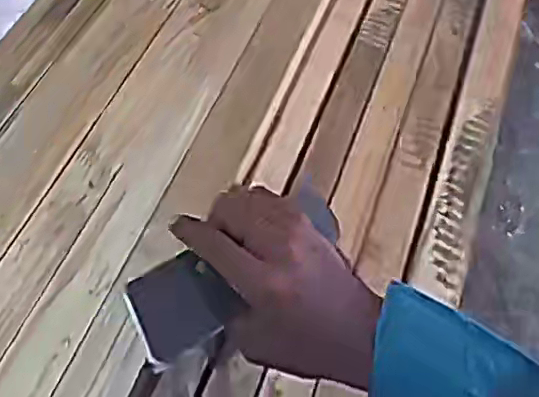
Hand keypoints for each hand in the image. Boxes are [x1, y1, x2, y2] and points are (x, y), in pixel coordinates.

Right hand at [171, 186, 381, 389]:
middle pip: (228, 207)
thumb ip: (227, 308)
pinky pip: (266, 196)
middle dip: (213, 220)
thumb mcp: (257, 342)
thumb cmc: (310, 343)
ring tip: (234, 233)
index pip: (215, 243)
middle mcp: (278, 245)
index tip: (178, 227)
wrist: (359, 330)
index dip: (191, 233)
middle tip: (213, 241)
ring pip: (246, 194)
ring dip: (233, 210)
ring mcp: (294, 225)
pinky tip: (255, 226)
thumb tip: (209, 277)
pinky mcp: (305, 217)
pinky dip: (253, 205)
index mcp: (264, 282)